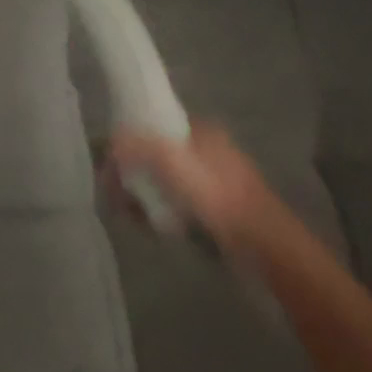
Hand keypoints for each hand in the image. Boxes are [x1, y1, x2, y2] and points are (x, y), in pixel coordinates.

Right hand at [107, 123, 294, 251]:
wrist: (262, 245)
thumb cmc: (217, 198)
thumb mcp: (173, 164)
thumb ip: (139, 147)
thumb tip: (111, 141)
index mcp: (201, 133)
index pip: (153, 126)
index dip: (127, 142)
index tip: (110, 165)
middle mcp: (205, 152)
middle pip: (154, 156)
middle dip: (130, 175)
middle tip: (115, 197)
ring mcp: (209, 182)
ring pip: (162, 183)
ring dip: (141, 197)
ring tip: (130, 215)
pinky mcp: (211, 210)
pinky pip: (173, 205)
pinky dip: (157, 213)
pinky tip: (148, 227)